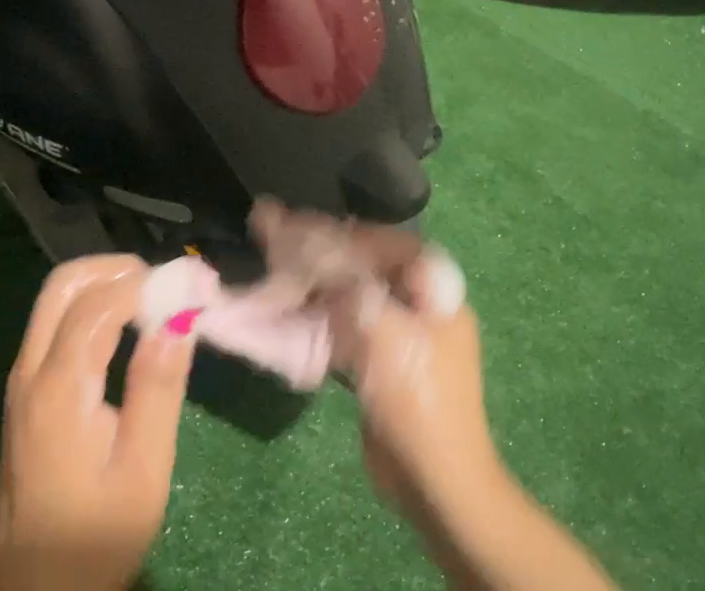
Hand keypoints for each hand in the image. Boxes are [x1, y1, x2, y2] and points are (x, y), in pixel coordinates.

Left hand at [0, 255, 197, 590]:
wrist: (35, 583)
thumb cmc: (97, 531)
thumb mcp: (143, 468)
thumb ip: (158, 387)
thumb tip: (179, 318)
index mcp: (60, 386)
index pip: (98, 304)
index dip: (145, 284)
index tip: (191, 283)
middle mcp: (31, 370)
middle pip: (61, 286)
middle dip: (112, 268)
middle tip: (162, 280)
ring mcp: (21, 379)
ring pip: (52, 302)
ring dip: (99, 284)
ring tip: (151, 297)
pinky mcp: (24, 392)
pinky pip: (51, 326)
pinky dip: (87, 308)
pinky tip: (122, 326)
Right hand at [249, 202, 497, 517]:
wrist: (435, 484)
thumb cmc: (418, 402)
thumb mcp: (383, 333)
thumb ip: (347, 283)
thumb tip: (307, 242)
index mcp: (434, 292)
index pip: (382, 242)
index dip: (337, 229)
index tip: (292, 221)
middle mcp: (420, 307)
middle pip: (362, 265)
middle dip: (316, 252)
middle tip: (270, 236)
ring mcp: (400, 337)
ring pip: (347, 296)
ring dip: (309, 283)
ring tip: (269, 268)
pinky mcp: (379, 365)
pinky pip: (341, 327)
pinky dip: (312, 317)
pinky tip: (282, 312)